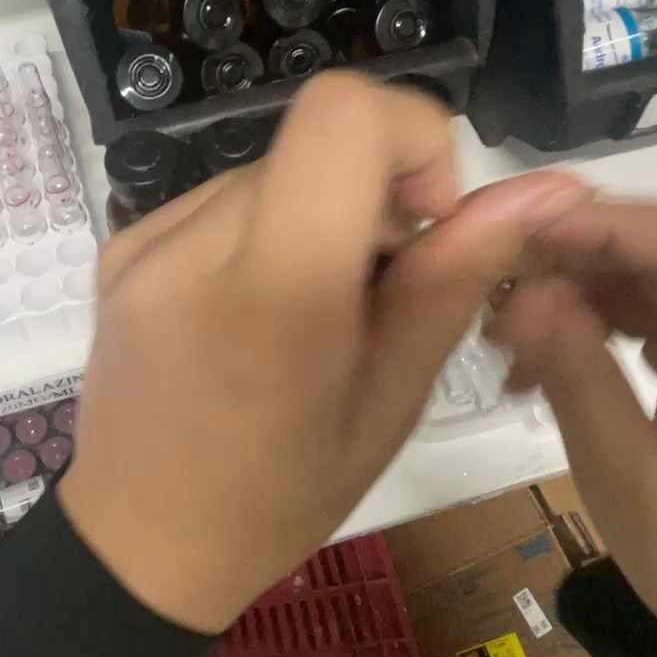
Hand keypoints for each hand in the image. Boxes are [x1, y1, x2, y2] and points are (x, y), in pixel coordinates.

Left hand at [58, 73, 589, 634]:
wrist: (137, 542)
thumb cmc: (276, 500)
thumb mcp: (386, 405)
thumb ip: (452, 281)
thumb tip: (540, 189)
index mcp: (274, 291)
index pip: (341, 113)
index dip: (409, 139)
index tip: (421, 222)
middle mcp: (191, 245)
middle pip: (310, 147)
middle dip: (365, 199)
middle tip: (369, 294)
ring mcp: (141, 244)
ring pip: (264, 176)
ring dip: (309, 220)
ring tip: (302, 317)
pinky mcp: (116, 252)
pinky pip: (212, 206)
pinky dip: (254, 237)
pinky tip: (246, 314)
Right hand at [487, 202, 656, 656]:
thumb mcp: (624, 484)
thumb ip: (576, 376)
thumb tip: (522, 290)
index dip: (617, 228)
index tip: (522, 227)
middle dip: (591, 252)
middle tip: (499, 279)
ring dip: (595, 279)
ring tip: (515, 320)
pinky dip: (618, 305)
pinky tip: (561, 332)